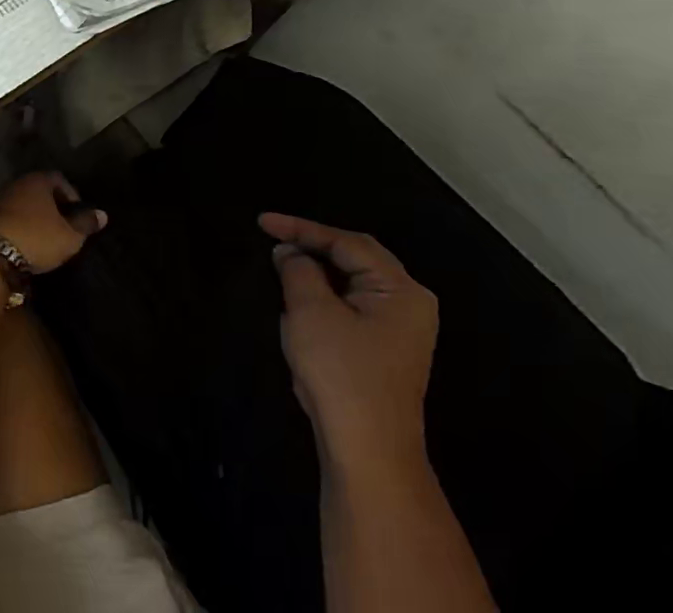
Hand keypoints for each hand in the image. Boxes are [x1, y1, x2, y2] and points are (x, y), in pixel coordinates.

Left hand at [0, 172, 107, 272]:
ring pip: (23, 203)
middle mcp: (17, 183)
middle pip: (39, 190)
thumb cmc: (38, 238)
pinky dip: (20, 225)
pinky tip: (26, 242)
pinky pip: (10, 216)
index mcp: (38, 180)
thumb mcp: (69, 236)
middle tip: (63, 225)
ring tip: (46, 236)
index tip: (78, 214)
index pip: (60, 179)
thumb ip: (86, 223)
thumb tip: (102, 214)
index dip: (72, 195)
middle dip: (52, 206)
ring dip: (34, 216)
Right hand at [264, 213, 438, 478]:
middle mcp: (410, 303)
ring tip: (282, 265)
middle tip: (274, 238)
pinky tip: (301, 302)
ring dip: (317, 274)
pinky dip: (325, 298)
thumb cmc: (341, 373)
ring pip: (352, 284)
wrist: (368, 451)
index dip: (302, 228)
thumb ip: (298, 270)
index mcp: (401, 289)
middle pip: (356, 259)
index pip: (347, 242)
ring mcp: (401, 330)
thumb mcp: (310, 312)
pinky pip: (353, 308)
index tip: (263, 222)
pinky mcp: (386, 350)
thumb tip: (290, 252)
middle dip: (313, 247)